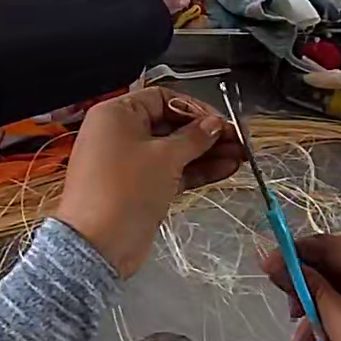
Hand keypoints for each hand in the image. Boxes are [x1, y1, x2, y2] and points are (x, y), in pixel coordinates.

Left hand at [53, 88, 244, 277]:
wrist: (99, 242)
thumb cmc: (124, 189)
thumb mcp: (164, 156)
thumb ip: (194, 137)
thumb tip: (213, 125)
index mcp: (115, 114)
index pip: (160, 98)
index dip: (193, 108)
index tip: (221, 120)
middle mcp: (118, 133)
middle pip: (168, 124)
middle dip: (204, 132)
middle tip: (238, 140)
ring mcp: (127, 161)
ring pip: (172, 150)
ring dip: (205, 152)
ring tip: (241, 155)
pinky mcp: (138, 186)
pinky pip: (169, 170)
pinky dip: (194, 169)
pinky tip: (225, 168)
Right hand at [263, 235, 340, 340]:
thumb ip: (308, 289)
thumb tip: (271, 260)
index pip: (326, 245)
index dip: (291, 254)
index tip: (265, 269)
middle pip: (328, 261)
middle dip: (304, 286)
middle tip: (292, 314)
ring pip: (331, 278)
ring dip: (313, 302)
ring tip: (305, 332)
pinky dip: (327, 309)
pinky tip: (317, 334)